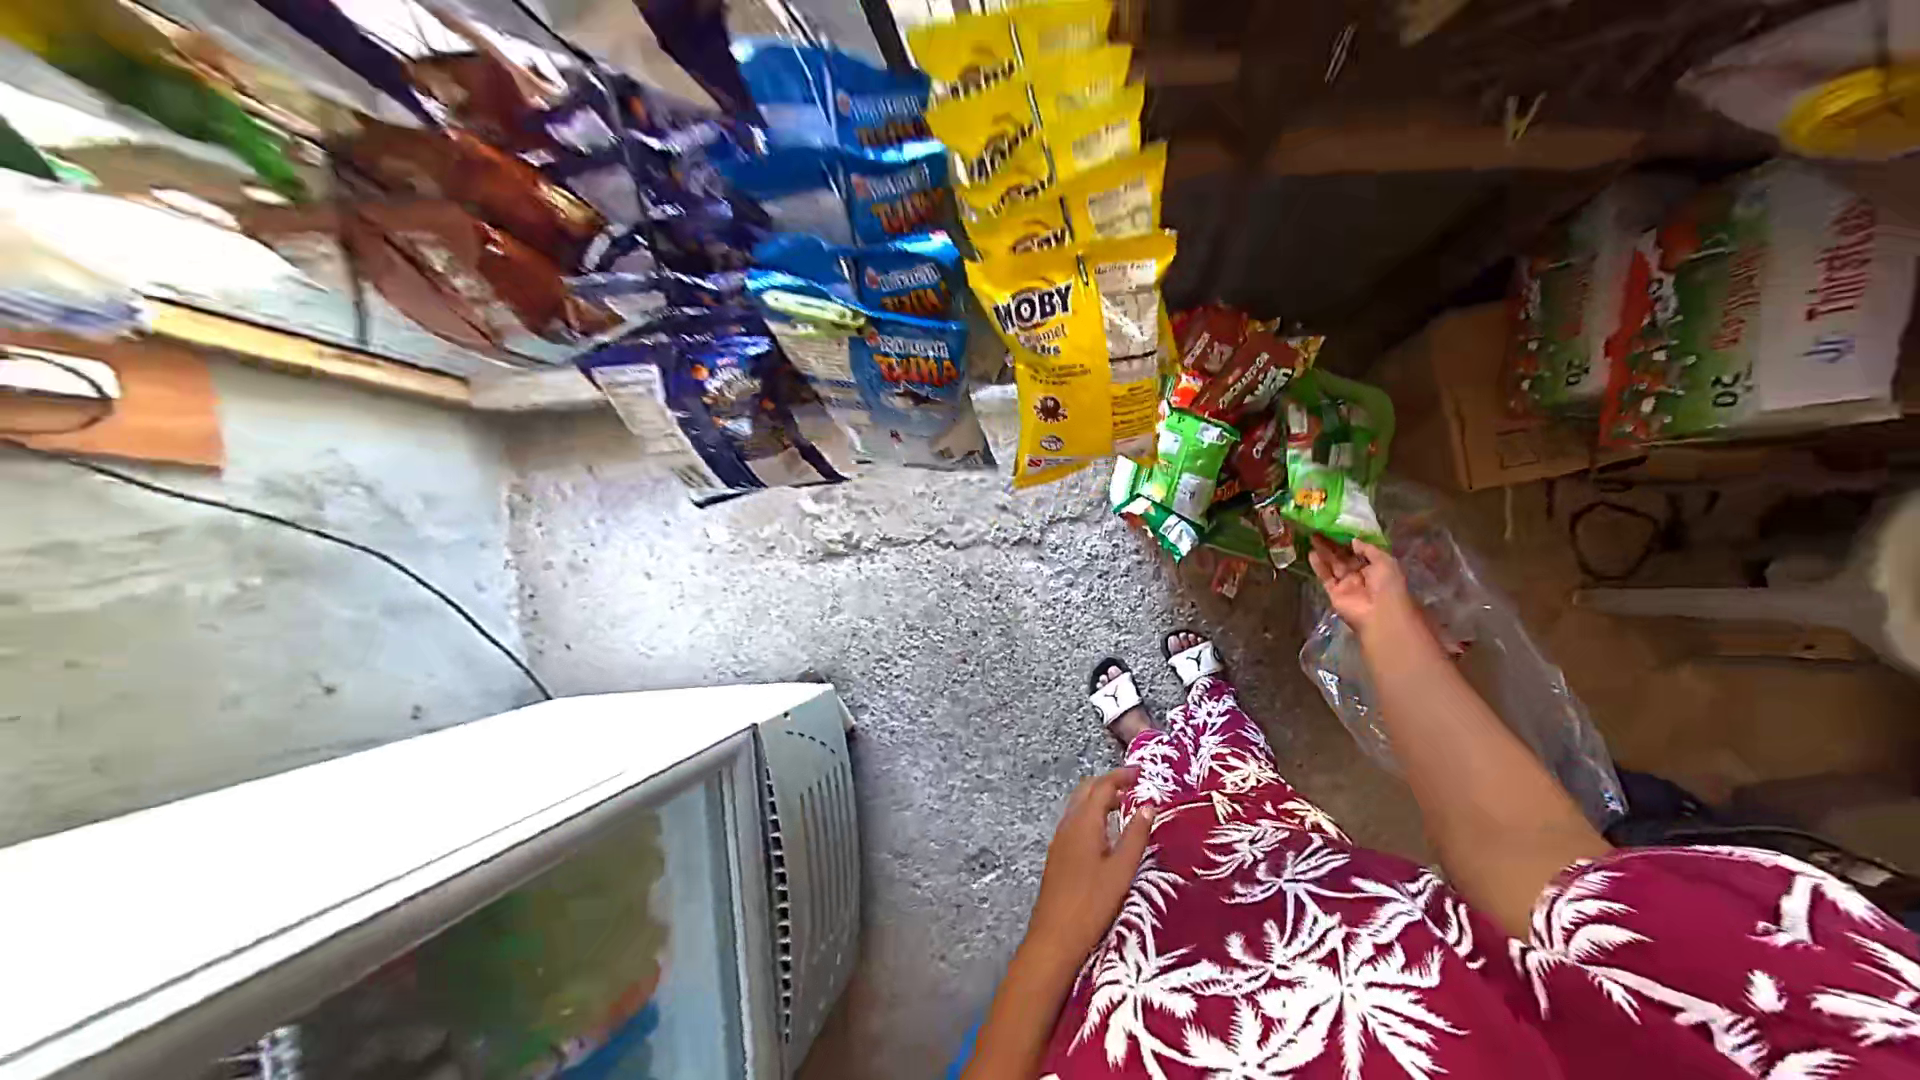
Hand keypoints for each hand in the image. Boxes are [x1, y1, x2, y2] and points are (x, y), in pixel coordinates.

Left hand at [1025, 768, 1154, 967]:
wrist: (1055, 936)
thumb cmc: (1092, 903)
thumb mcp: (1122, 870)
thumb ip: (1136, 835)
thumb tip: (1149, 806)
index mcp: (1084, 822)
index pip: (1102, 786)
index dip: (1121, 776)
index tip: (1140, 772)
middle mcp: (1068, 823)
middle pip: (1087, 790)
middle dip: (1109, 783)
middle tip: (1134, 786)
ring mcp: (1060, 838)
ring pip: (1080, 805)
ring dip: (1100, 798)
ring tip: (1125, 805)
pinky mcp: (1058, 853)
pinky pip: (1075, 820)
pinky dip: (1092, 814)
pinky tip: (1106, 831)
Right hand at [1307, 535, 1421, 640]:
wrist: (1380, 613)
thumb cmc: (1388, 585)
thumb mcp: (1385, 561)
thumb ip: (1369, 549)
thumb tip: (1353, 540)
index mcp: (1376, 567)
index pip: (1360, 551)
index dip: (1349, 540)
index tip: (1338, 528)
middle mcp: (1360, 574)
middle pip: (1344, 556)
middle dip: (1333, 543)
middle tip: (1320, 529)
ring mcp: (1346, 583)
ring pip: (1332, 564)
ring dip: (1323, 551)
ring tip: (1312, 536)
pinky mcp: (1334, 591)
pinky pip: (1325, 576)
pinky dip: (1318, 566)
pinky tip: (1311, 553)